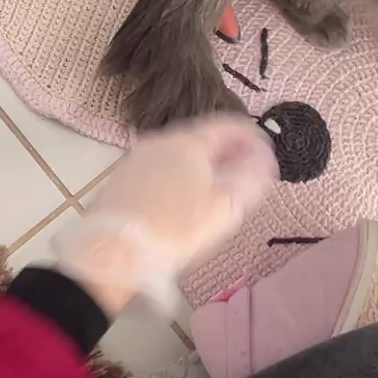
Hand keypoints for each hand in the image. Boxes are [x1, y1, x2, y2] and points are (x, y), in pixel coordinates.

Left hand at [50, 114, 277, 313]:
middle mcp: (160, 142)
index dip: (253, 136)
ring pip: (179, 156)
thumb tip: (265, 156)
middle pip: (202, 139)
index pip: (229, 125)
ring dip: (203, 168)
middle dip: (228, 154)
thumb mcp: (225, 206)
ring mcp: (136, 160)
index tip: (267, 153)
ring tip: (218, 192)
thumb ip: (251, 176)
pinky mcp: (121, 182)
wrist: (111, 253)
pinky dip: (180, 179)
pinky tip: (184, 203)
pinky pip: (160, 172)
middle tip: (246, 174)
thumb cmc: (175, 229)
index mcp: (188, 141)